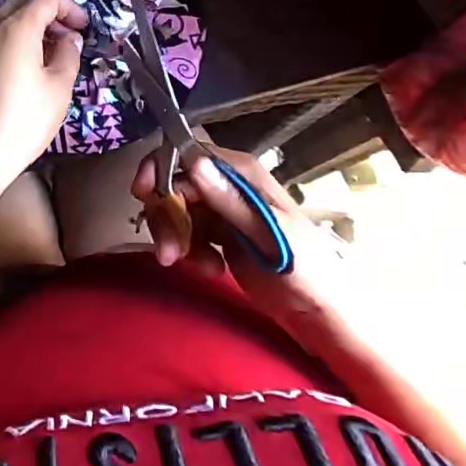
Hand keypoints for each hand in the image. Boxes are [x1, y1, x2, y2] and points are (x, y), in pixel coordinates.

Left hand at [0, 0, 88, 206]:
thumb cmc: (21, 123)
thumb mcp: (58, 89)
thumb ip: (68, 55)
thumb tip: (69, 38)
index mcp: (15, 28)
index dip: (69, 7)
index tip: (84, 26)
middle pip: (21, 3)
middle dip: (48, 14)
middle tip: (68, 37)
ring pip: (3, 20)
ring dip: (28, 27)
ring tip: (48, 55)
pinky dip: (11, 41)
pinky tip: (22, 69)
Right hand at [131, 145, 355, 332]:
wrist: (322, 313)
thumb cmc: (306, 268)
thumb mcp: (268, 234)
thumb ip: (230, 200)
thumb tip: (195, 164)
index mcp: (243, 173)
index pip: (191, 153)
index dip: (162, 166)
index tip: (143, 192)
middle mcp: (230, 184)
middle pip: (177, 184)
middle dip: (166, 215)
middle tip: (167, 253)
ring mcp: (225, 210)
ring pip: (179, 210)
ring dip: (176, 237)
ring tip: (191, 265)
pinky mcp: (222, 236)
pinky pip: (189, 233)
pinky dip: (190, 251)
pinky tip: (211, 269)